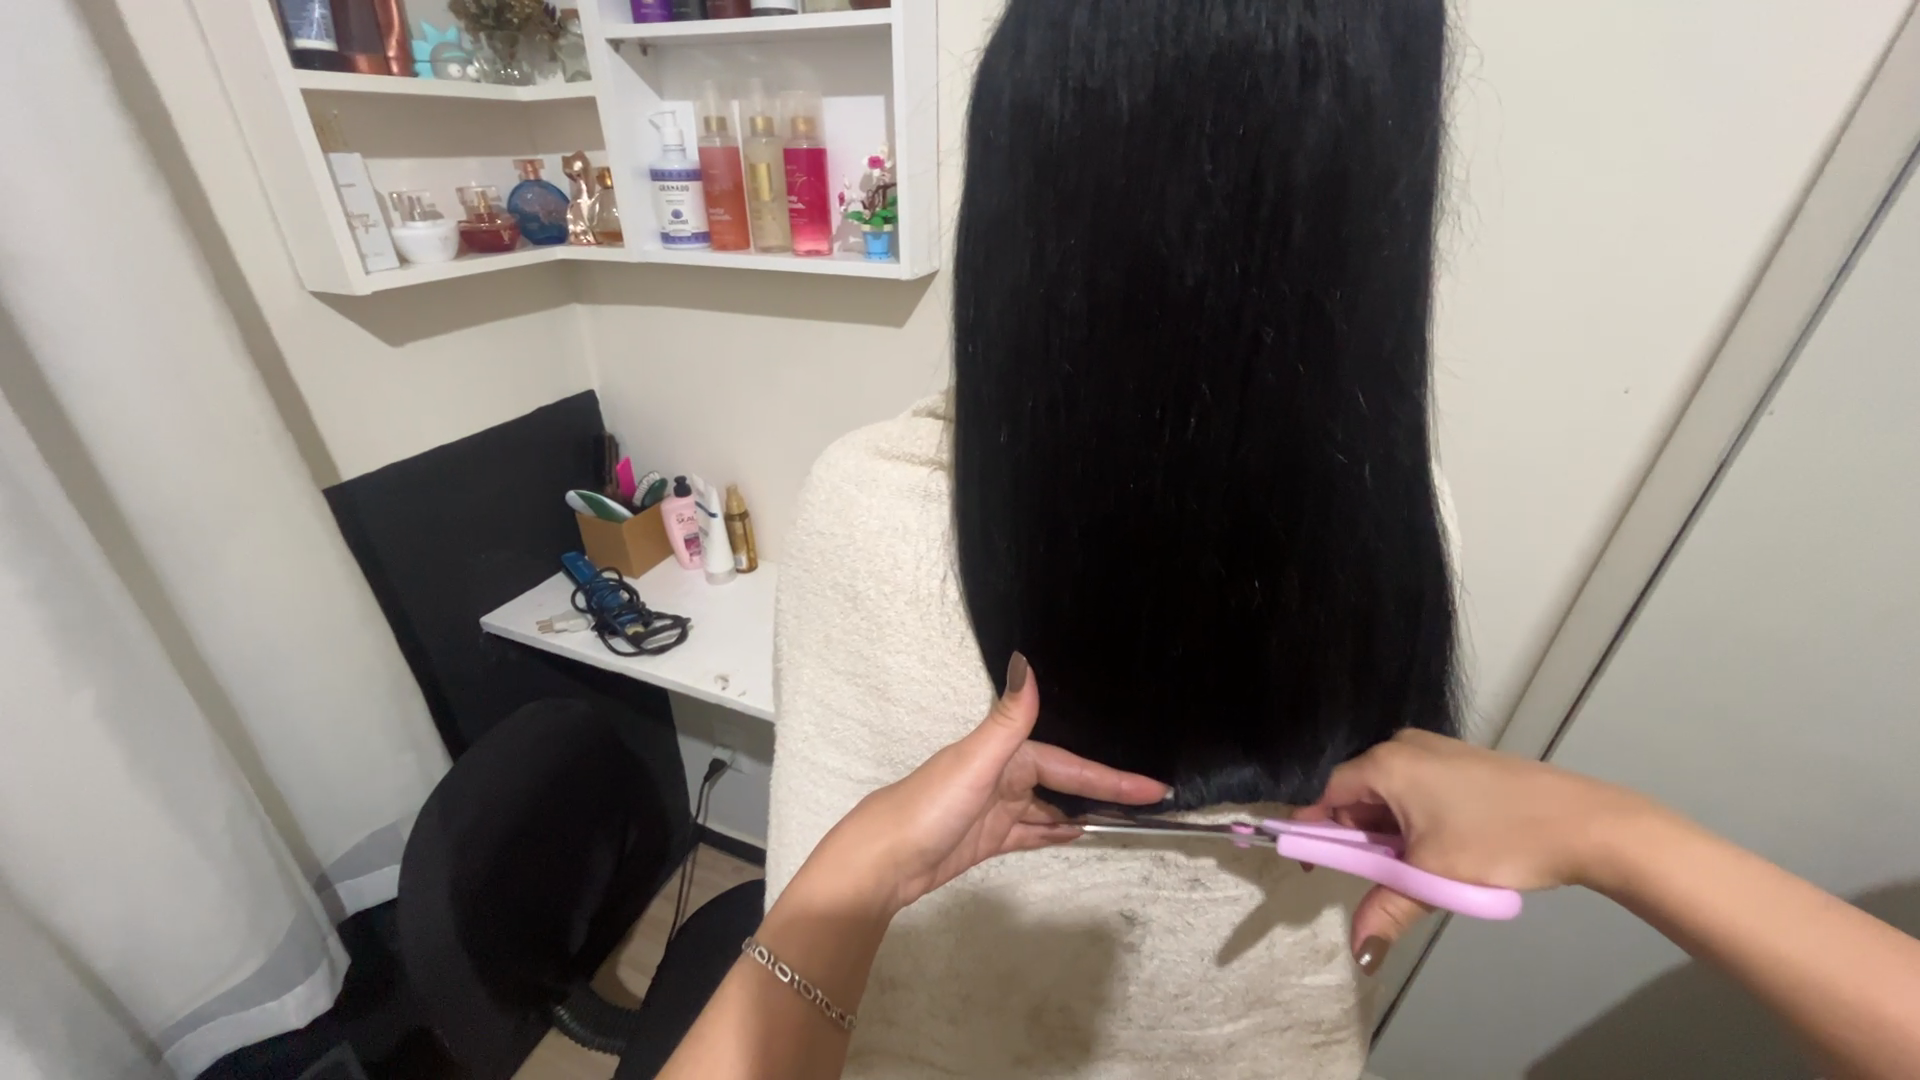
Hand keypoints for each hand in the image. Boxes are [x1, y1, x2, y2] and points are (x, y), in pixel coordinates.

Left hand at [802, 652, 1170, 916]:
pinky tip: (1076, 833)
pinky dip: (1054, 831)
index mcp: (1006, 755)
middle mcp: (1004, 776)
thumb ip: (1008, 719)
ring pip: (1050, 806)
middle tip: (1148, 807)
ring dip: (1081, 811)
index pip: (1069, 764)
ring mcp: (996, 809)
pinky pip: (1032, 831)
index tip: (1152, 788)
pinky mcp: (987, 838)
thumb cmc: (931, 806)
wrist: (885, 860)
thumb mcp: (974, 761)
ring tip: (1121, 821)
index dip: (1110, 776)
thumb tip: (1026, 661)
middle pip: (1064, 783)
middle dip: (1103, 791)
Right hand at [1295, 729, 1666, 968]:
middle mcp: (1401, 746)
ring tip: (1410, 865)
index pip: (1329, 793)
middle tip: (1373, 873)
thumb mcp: (1435, 877)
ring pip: (1390, 792)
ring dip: (1388, 829)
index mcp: (1384, 763)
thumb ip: (1388, 908)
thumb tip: (1358, 952)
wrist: (1590, 823)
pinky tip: (1439, 845)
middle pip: (1359, 792)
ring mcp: (1434, 748)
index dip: (1317, 829)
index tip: (1314, 862)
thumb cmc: (1499, 840)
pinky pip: (1416, 787)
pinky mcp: (1461, 759)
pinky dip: (1413, 817)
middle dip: (1359, 834)